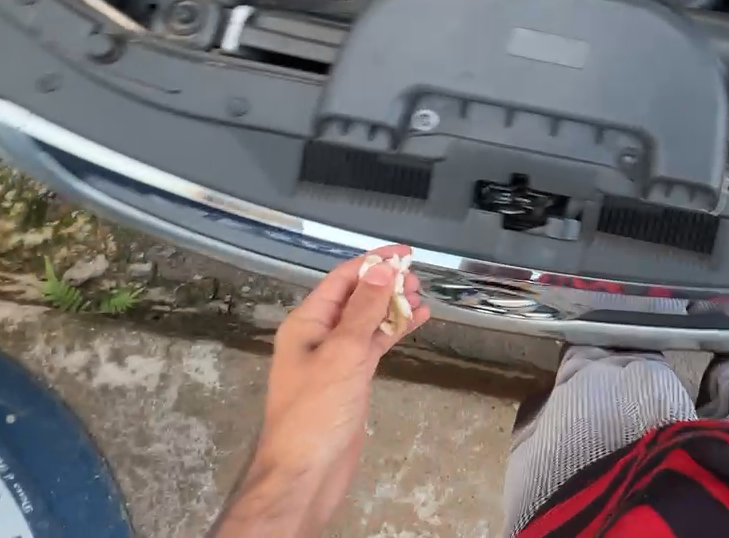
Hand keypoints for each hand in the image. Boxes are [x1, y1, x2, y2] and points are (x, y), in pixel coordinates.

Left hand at [211, 246, 430, 537]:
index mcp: (307, 323)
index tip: (406, 253)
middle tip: (418, 281)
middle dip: (387, 283)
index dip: (374, 262)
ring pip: (369, 318)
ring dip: (395, 305)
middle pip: (357, 296)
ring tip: (422, 297)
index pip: (343, 279)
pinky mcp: (351, 375)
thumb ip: (365, 308)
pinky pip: (376, 341)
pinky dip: (396, 329)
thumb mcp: (343, 352)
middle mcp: (320, 334)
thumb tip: (382, 268)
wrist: (305, 474)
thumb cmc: (318, 410)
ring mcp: (336, 356)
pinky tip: (418, 320)